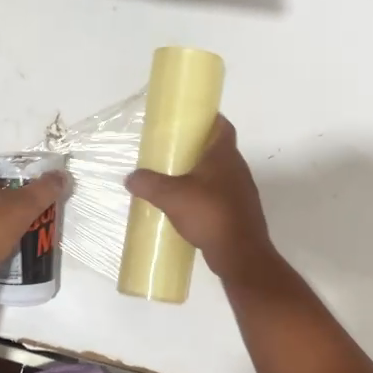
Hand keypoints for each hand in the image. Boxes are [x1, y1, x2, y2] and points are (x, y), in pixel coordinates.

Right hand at [125, 116, 274, 280]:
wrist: (240, 254)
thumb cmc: (209, 214)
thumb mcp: (170, 196)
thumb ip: (148, 184)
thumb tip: (131, 177)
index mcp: (225, 155)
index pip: (222, 125)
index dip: (207, 119)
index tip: (187, 122)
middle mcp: (238, 168)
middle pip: (218, 149)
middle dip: (196, 149)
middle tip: (171, 152)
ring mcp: (241, 192)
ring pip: (218, 174)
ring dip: (199, 175)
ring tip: (174, 181)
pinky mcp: (240, 212)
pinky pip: (219, 196)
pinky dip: (204, 196)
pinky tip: (186, 208)